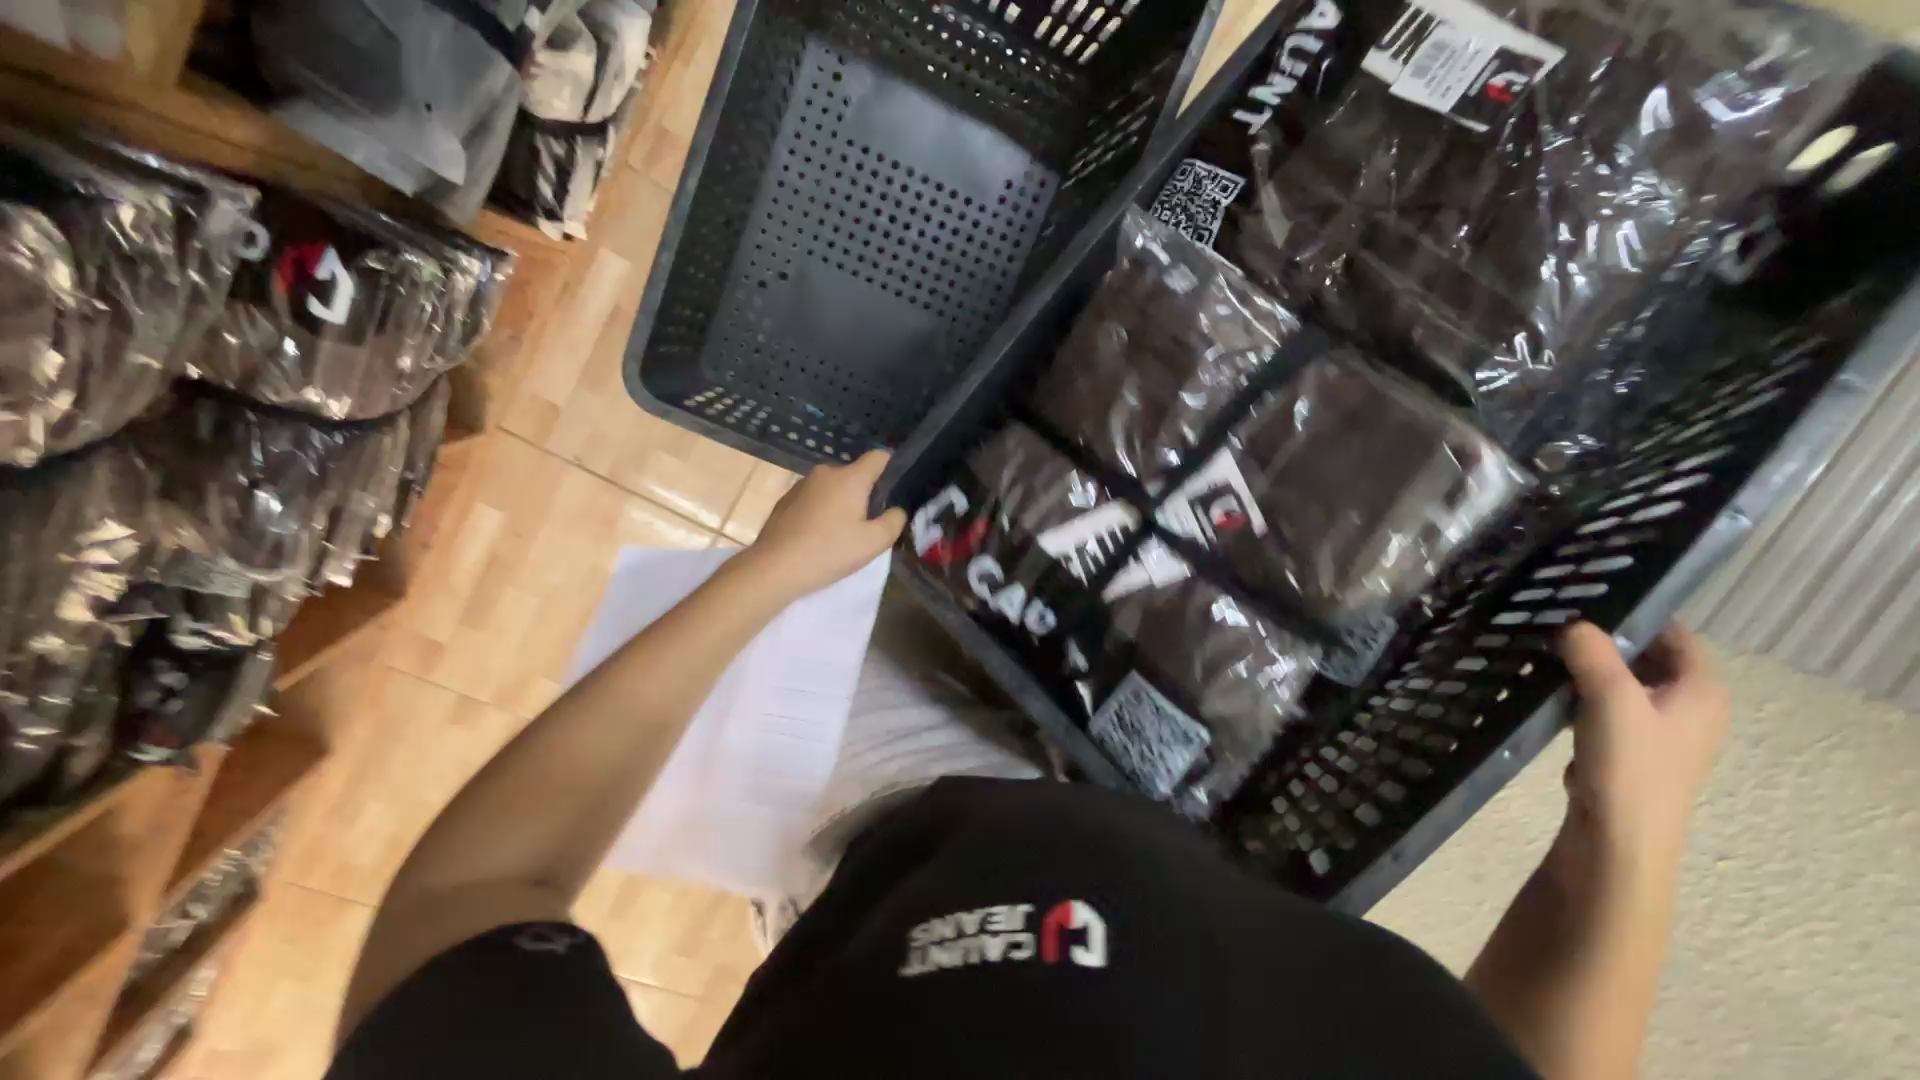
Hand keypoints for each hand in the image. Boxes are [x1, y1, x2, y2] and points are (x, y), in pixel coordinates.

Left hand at [739, 449, 906, 600]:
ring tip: (839, 534)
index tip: (894, 491)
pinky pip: (812, 499)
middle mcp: (825, 473)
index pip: (878, 457)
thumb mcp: (873, 543)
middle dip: (864, 494)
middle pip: (854, 475)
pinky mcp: (784, 500)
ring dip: (840, 504)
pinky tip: (816, 537)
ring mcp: (801, 485)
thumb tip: (897, 510)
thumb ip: (894, 521)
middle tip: (866, 525)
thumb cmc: (829, 552)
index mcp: (850, 477)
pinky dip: (819, 511)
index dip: (891, 468)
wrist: (775, 567)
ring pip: (832, 488)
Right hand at [1558, 622, 1729, 871]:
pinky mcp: (1632, 752)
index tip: (1586, 599)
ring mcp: (1662, 732)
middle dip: (1604, 642)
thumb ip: (1592, 653)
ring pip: (1623, 684)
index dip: (1635, 613)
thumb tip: (1573, 623)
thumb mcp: (1610, 697)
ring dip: (1588, 671)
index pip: (1675, 633)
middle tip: (1557, 624)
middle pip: (1647, 657)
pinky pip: (1607, 710)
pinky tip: (1551, 698)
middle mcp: (1691, 707)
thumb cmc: (1629, 764)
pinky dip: (1583, 700)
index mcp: (1704, 690)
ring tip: (1547, 655)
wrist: (1619, 838)